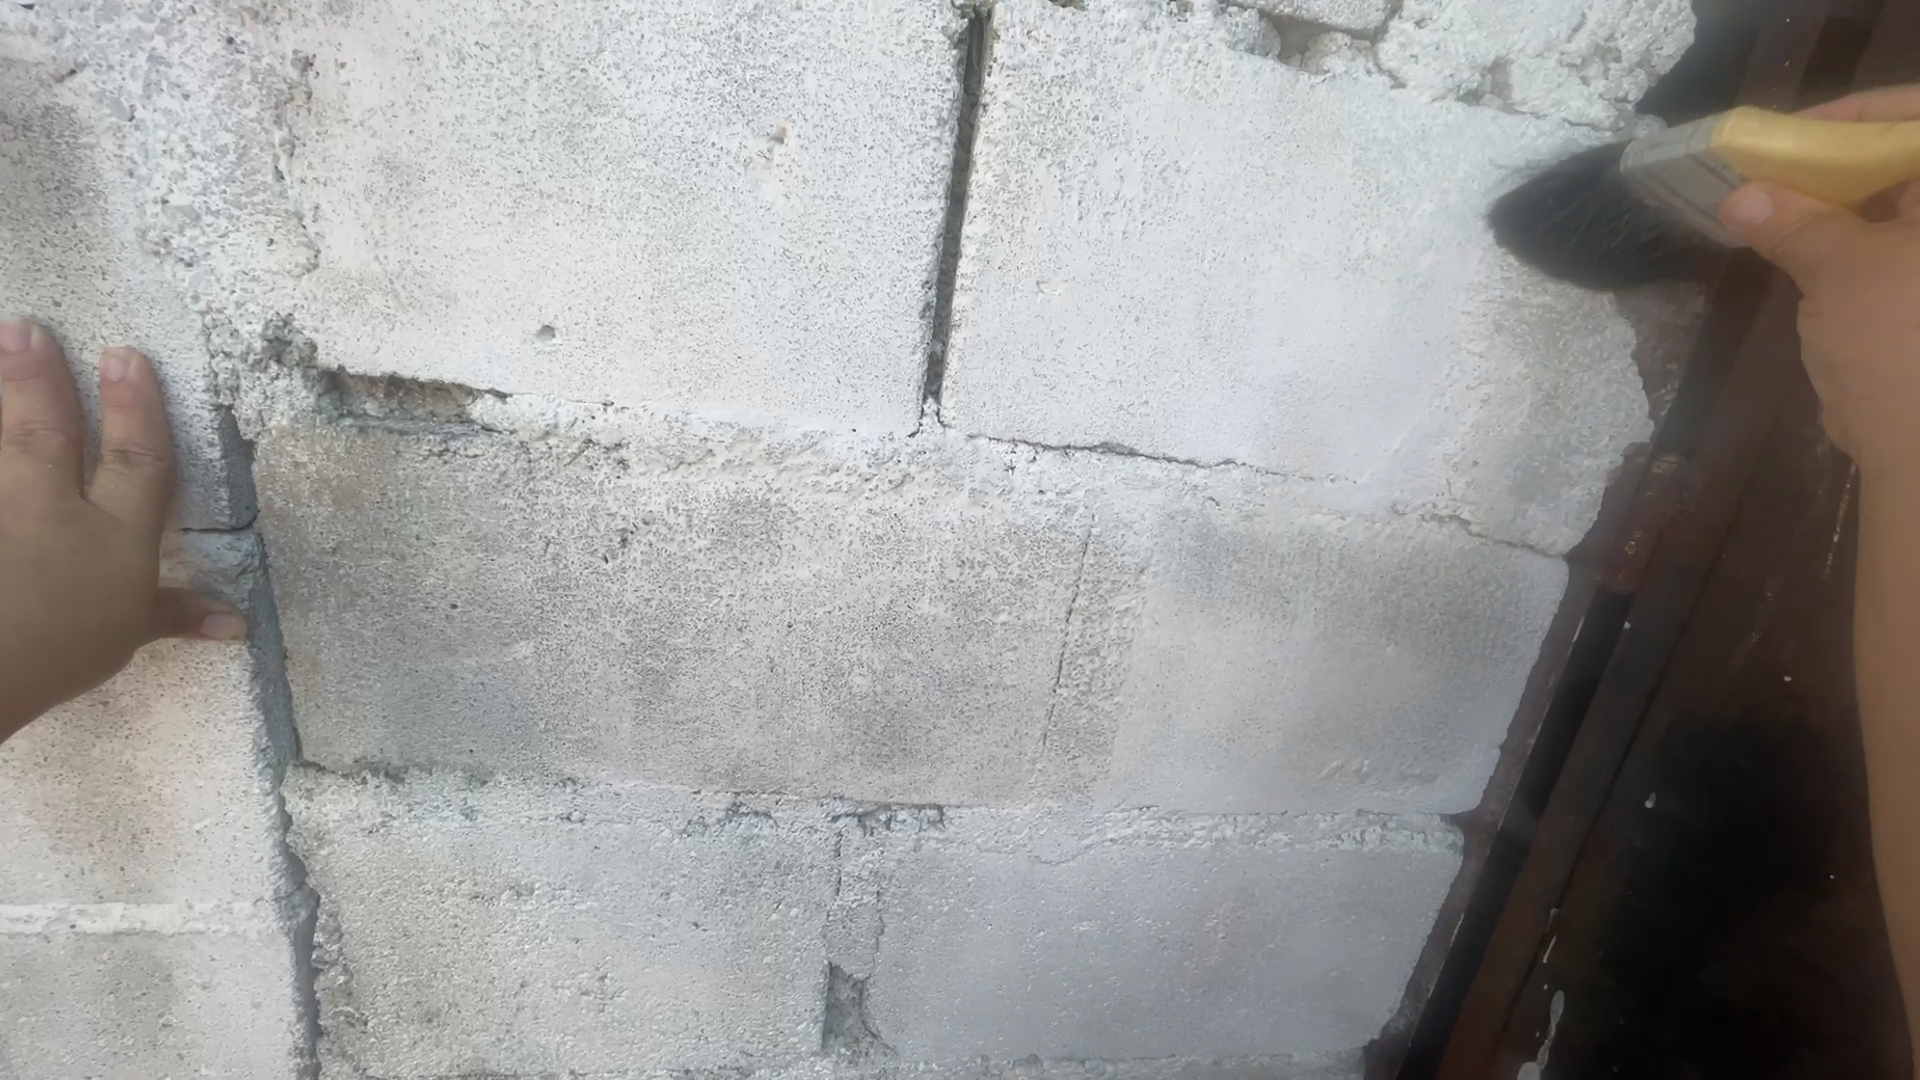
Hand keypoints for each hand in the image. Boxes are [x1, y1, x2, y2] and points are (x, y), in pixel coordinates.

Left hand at [0, 319, 245, 743]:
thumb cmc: (47, 660)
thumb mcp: (121, 639)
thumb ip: (172, 615)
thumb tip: (236, 623)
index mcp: (111, 535)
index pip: (136, 460)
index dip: (136, 408)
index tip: (127, 357)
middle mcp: (46, 510)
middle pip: (44, 433)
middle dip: (38, 379)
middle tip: (26, 327)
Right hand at [1717, 85, 1919, 478]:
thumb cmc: (1903, 337)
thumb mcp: (1842, 271)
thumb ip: (1795, 225)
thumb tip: (1740, 195)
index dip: (1856, 116)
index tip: (1781, 135)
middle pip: (1906, 159)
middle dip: (1833, 160)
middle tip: (1760, 170)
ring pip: (1893, 200)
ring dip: (1829, 199)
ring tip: (1762, 205)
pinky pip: (1887, 238)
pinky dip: (1841, 234)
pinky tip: (1792, 241)